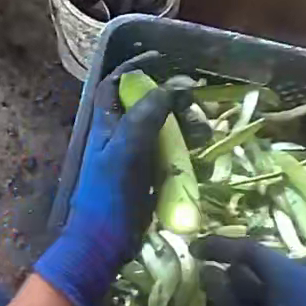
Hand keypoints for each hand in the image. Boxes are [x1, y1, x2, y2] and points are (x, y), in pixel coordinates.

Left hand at [34, 55, 177, 305]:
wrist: (103, 245)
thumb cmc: (110, 197)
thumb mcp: (127, 151)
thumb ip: (146, 116)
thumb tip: (172, 86)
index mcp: (106, 125)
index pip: (116, 84)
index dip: (135, 68)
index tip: (162, 60)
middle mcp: (117, 136)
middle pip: (145, 105)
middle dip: (171, 101)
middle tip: (194, 107)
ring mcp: (131, 158)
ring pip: (159, 130)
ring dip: (181, 127)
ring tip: (202, 136)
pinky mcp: (144, 179)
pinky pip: (166, 155)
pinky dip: (181, 151)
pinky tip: (196, 156)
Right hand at [196, 237, 305, 305]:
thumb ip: (227, 300)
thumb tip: (208, 272)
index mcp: (289, 276)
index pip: (247, 249)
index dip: (217, 247)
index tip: (192, 251)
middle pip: (262, 262)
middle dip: (234, 271)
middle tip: (208, 283)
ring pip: (275, 278)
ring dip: (250, 287)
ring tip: (229, 305)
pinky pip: (289, 291)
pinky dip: (267, 298)